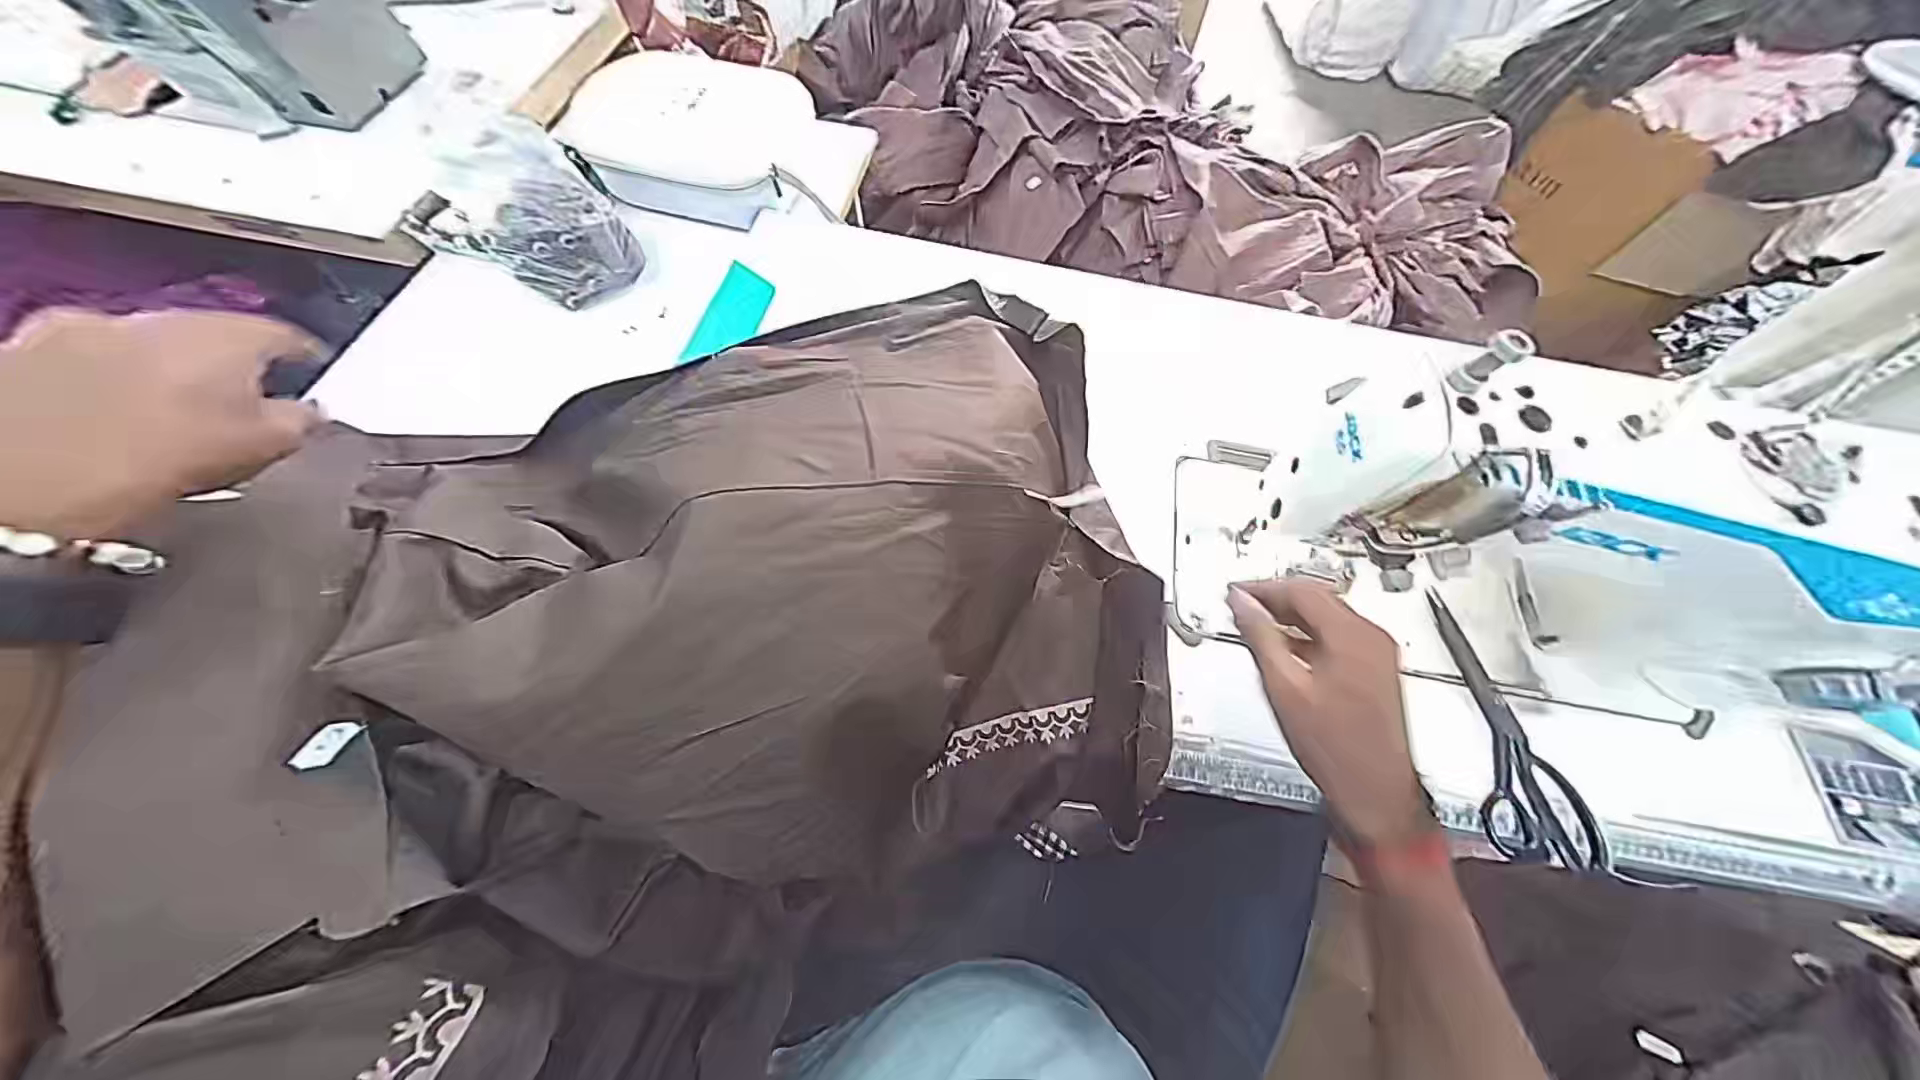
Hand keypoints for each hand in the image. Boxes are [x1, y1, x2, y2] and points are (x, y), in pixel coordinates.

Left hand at [0, 308, 323, 538]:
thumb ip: (302, 419)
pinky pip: (99, 361)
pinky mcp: (27, 350)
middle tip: (251, 406)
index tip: (315, 380)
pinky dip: (121, 383)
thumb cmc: (167, 453)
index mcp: (225, 334)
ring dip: (174, 374)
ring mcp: (85, 328)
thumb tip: (309, 410)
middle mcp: (157, 317)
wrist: (25, 473)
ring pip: (154, 347)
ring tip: (185, 417)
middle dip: (235, 368)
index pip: (287, 336)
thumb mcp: (269, 445)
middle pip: (215, 337)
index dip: (308, 360)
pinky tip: (125, 418)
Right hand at [1228, 579, 1432, 849]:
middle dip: (1276, 598)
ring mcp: (1378, 654)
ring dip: (1290, 615)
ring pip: (1327, 616)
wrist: (1374, 791)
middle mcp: (1372, 639)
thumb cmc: (1336, 749)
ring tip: (1256, 622)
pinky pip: (1336, 636)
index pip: (1302, 591)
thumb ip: (1260, 637)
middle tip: (1241, 603)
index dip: (1263, 588)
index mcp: (1352, 637)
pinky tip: (1283, 646)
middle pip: (1317, 598)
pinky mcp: (1376, 669)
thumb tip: (1242, 604)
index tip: (1236, 592)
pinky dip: (1306, 634)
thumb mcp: (1283, 686)